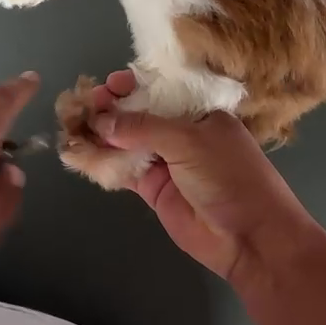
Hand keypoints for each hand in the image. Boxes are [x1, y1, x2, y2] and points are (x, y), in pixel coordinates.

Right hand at [89, 71, 307, 283]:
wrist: (251, 239)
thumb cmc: (229, 177)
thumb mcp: (189, 141)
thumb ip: (143, 127)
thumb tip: (101, 121)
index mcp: (198, 113)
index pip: (159, 91)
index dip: (132, 86)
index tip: (108, 85)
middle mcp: (180, 133)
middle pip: (138, 114)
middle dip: (111, 109)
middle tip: (85, 106)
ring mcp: (165, 161)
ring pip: (125, 140)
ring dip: (101, 134)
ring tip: (74, 126)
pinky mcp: (152, 187)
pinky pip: (121, 168)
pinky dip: (101, 161)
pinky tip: (80, 153)